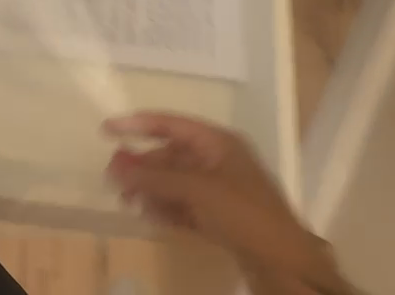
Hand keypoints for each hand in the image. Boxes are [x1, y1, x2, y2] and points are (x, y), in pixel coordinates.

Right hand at [105, 113, 342, 290]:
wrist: (288, 269)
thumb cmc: (245, 215)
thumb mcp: (196, 189)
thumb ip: (154, 177)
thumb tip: (117, 168)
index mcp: (217, 142)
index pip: (168, 124)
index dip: (135, 125)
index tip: (106, 131)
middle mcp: (218, 161)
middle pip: (169, 155)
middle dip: (142, 166)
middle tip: (113, 178)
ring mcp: (221, 191)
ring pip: (175, 182)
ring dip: (151, 189)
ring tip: (129, 202)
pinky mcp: (222, 218)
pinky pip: (185, 205)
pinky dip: (166, 208)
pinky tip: (150, 216)